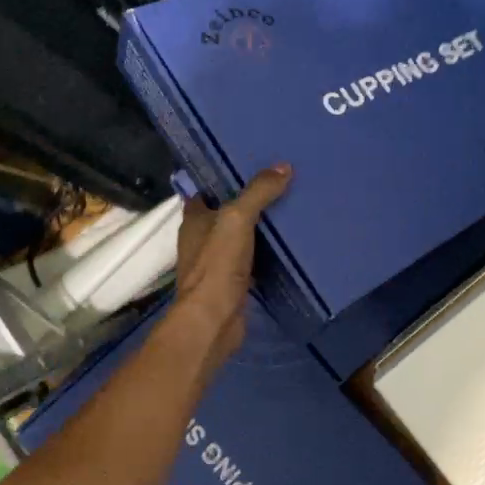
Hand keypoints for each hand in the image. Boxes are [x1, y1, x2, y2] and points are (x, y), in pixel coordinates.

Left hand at [168, 164, 291, 360]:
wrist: (214, 319)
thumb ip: (258, 192)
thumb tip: (283, 167)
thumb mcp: (238, 218)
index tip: (251, 165)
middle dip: (248, 201)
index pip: (207, 190)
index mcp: (194, 219)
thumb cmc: (218, 265)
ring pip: (240, 237)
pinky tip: (288, 244)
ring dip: (259, 227)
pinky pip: (252, 259)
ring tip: (289, 209)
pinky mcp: (233, 282)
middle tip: (279, 184)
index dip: (225, 178)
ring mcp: (216, 263)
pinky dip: (266, 253)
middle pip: (226, 213)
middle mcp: (201, 239)